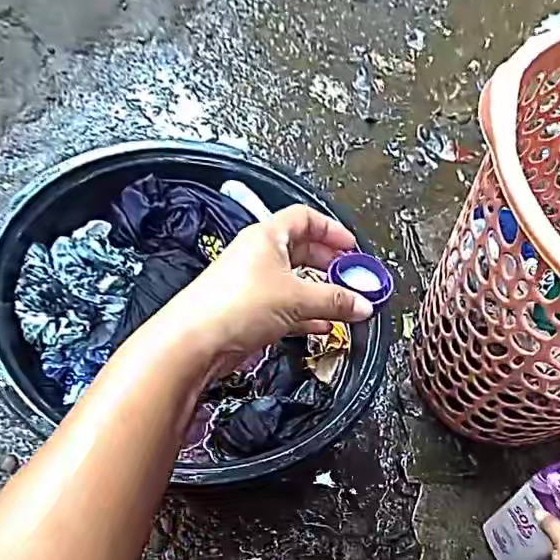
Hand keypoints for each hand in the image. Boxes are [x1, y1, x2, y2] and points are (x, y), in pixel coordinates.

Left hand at [152, 205, 372, 363]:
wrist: (198, 340)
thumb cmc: (235, 304)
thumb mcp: (297, 297)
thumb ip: (335, 299)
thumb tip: (362, 303)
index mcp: (267, 237)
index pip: (305, 219)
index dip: (332, 230)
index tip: (352, 248)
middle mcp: (259, 256)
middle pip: (303, 251)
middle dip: (330, 265)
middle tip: (352, 278)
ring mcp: (254, 284)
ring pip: (297, 282)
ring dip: (322, 293)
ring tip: (344, 304)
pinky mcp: (252, 311)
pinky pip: (288, 308)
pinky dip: (308, 314)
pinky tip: (324, 324)